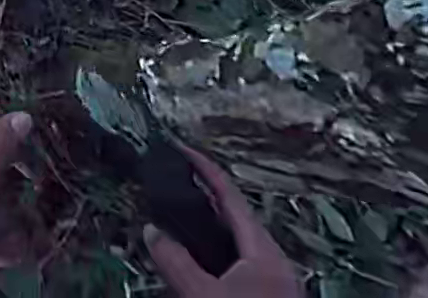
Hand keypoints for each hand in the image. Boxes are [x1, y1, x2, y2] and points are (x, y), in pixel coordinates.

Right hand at [144, 144, 302, 297]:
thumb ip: (175, 261)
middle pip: (234, 213)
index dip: (202, 166)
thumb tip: (152, 230)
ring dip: (206, 220)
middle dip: (202, 191)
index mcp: (264, 252)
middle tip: (169, 175)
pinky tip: (193, 252)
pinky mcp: (268, 295)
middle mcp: (274, 261)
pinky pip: (236, 257)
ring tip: (174, 208)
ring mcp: (274, 281)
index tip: (176, 145)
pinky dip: (212, 244)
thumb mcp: (203, 297)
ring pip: (236, 237)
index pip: (229, 194)